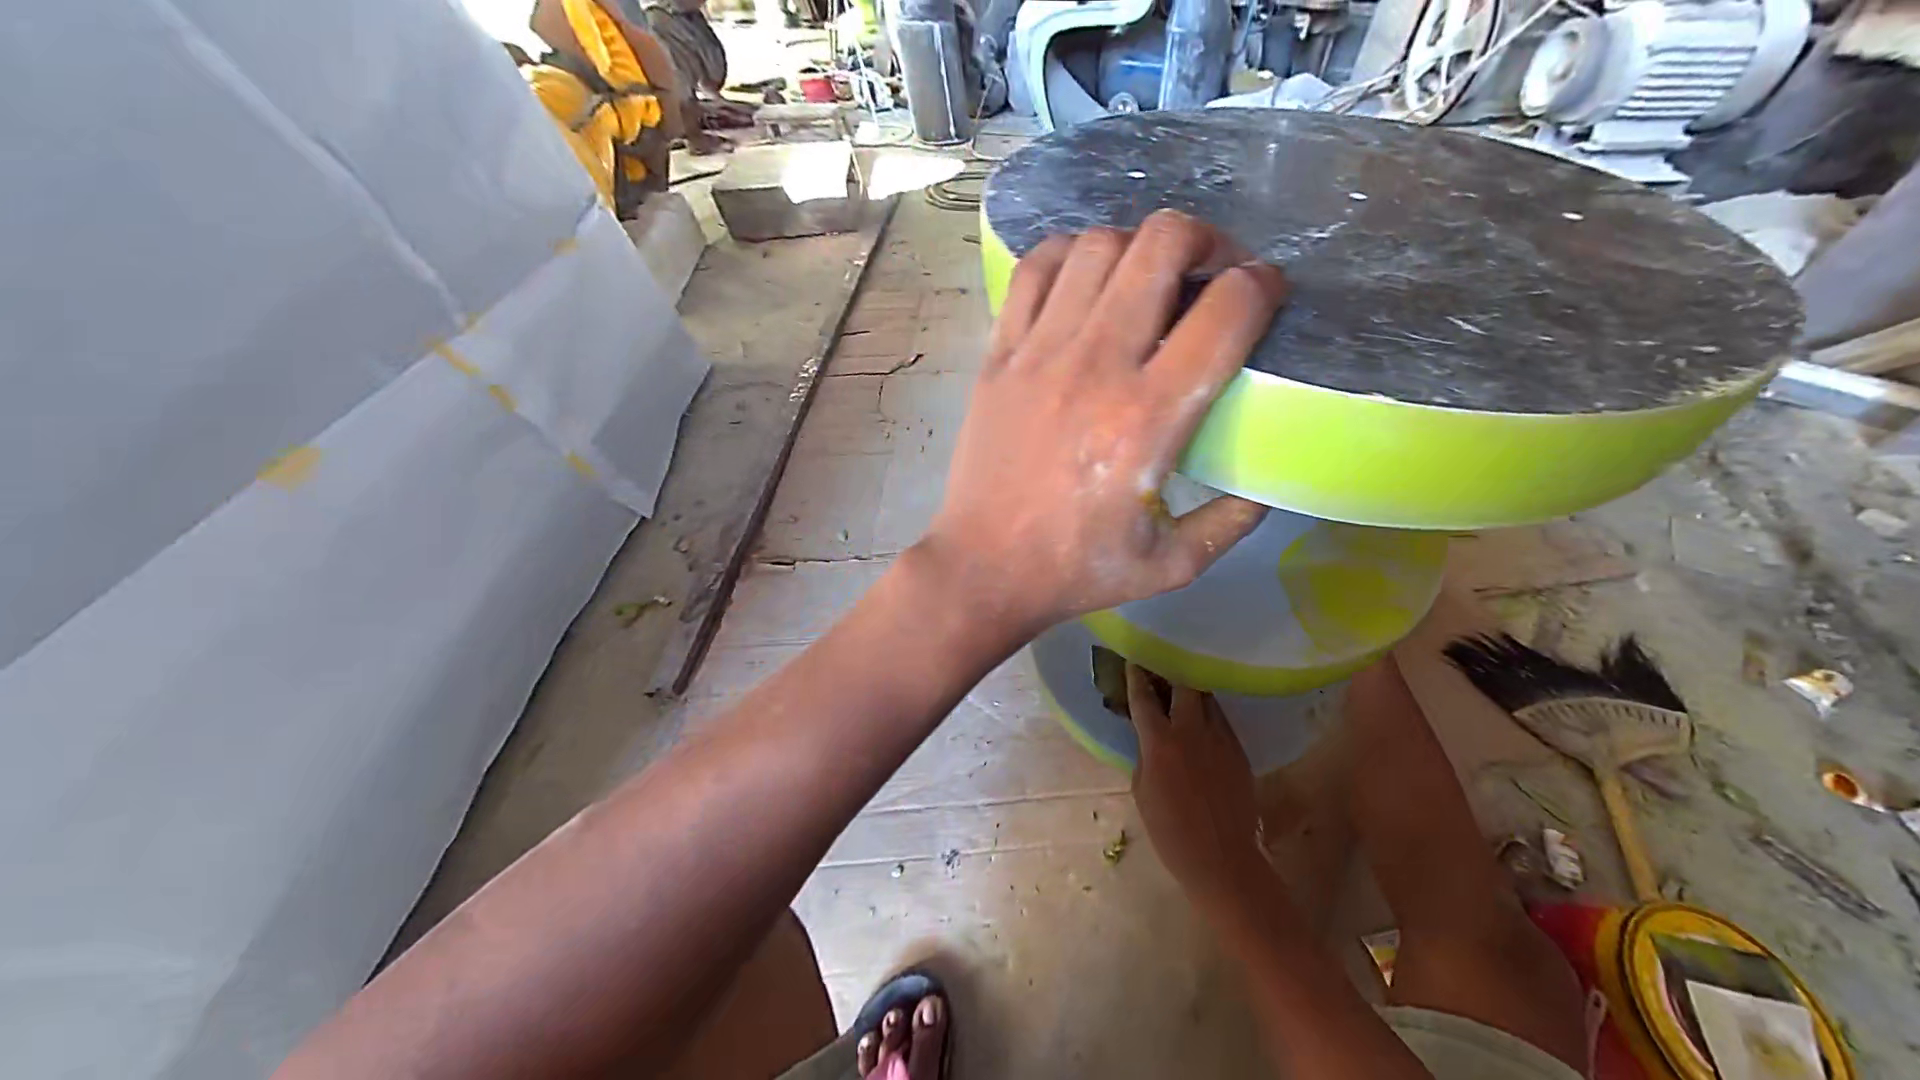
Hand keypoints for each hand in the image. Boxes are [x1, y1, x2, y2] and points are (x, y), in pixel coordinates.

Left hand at [915, 210, 1286, 637]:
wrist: (984, 568)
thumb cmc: (1077, 570)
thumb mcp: (1174, 563)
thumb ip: (1233, 518)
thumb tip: (1268, 480)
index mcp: (1148, 417)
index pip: (1226, 309)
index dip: (1263, 286)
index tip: (1267, 297)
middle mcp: (1095, 366)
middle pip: (1160, 244)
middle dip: (1205, 240)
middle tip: (1211, 271)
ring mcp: (1038, 354)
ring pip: (1097, 245)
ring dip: (1137, 246)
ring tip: (1148, 278)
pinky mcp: (998, 356)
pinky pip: (1035, 271)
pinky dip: (1069, 255)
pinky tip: (1084, 279)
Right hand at [1126, 664, 1270, 912]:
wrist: (1223, 860)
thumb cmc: (1171, 832)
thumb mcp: (1142, 790)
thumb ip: (1144, 756)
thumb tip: (1149, 739)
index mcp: (1161, 743)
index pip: (1145, 699)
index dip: (1137, 677)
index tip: (1133, 661)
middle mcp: (1192, 732)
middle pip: (1184, 686)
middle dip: (1171, 675)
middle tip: (1162, 672)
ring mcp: (1220, 740)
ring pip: (1207, 700)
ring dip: (1192, 693)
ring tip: (1182, 693)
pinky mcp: (1239, 752)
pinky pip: (1221, 722)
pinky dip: (1208, 716)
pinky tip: (1201, 724)